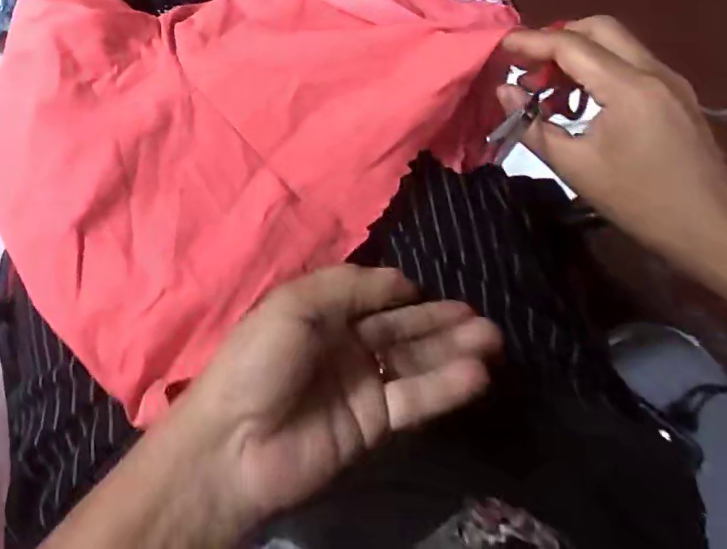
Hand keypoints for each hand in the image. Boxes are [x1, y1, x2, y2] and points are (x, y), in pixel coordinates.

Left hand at [167, 266, 500, 535]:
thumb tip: (401, 282)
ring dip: (453, 351)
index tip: (433, 287)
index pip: (374, 297)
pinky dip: (445, 387)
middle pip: (402, 328)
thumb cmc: (260, 360)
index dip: (404, 291)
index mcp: (322, 312)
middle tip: (484, 318)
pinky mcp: (373, 424)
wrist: (233, 445)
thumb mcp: (296, 304)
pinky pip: (414, 399)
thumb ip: (350, 286)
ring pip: (415, 361)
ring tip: (493, 339)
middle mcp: (346, 344)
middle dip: (441, 321)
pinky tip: (476, 374)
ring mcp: (362, 385)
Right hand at [499, 16, 726, 272]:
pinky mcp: (678, 95)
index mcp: (628, 87)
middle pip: (597, 28)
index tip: (499, 49)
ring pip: (616, 44)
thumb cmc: (642, 204)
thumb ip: (534, 125)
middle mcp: (652, 72)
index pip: (569, 44)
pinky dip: (601, 69)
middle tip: (528, 69)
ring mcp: (671, 81)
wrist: (717, 233)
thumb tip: (504, 92)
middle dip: (556, 39)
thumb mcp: (576, 169)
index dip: (529, 41)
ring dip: (578, 54)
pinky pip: (632, 64)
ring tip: (550, 91)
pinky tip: (584, 105)